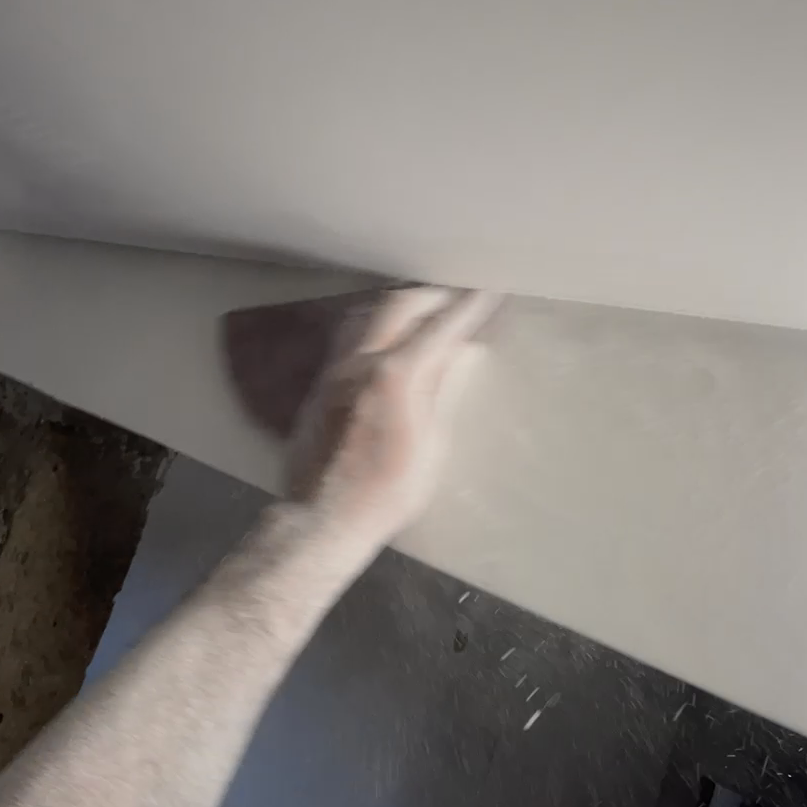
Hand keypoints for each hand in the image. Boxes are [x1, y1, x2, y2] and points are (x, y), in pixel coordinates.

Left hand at [285, 288, 501, 540]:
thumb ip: (441, 391)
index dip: (467, 307)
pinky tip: (385, 339)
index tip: (487, 290)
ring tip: (421, 314)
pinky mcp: (319, 382)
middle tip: (455, 300)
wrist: (322, 515)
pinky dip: (372, 326)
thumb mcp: (430, 447)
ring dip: (396, 307)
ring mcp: (334, 369)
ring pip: (364, 315)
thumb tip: (460, 352)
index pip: (439, 328)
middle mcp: (360, 361)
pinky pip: (347, 337)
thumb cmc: (386, 493)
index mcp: (395, 377)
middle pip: (397, 306)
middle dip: (430, 297)